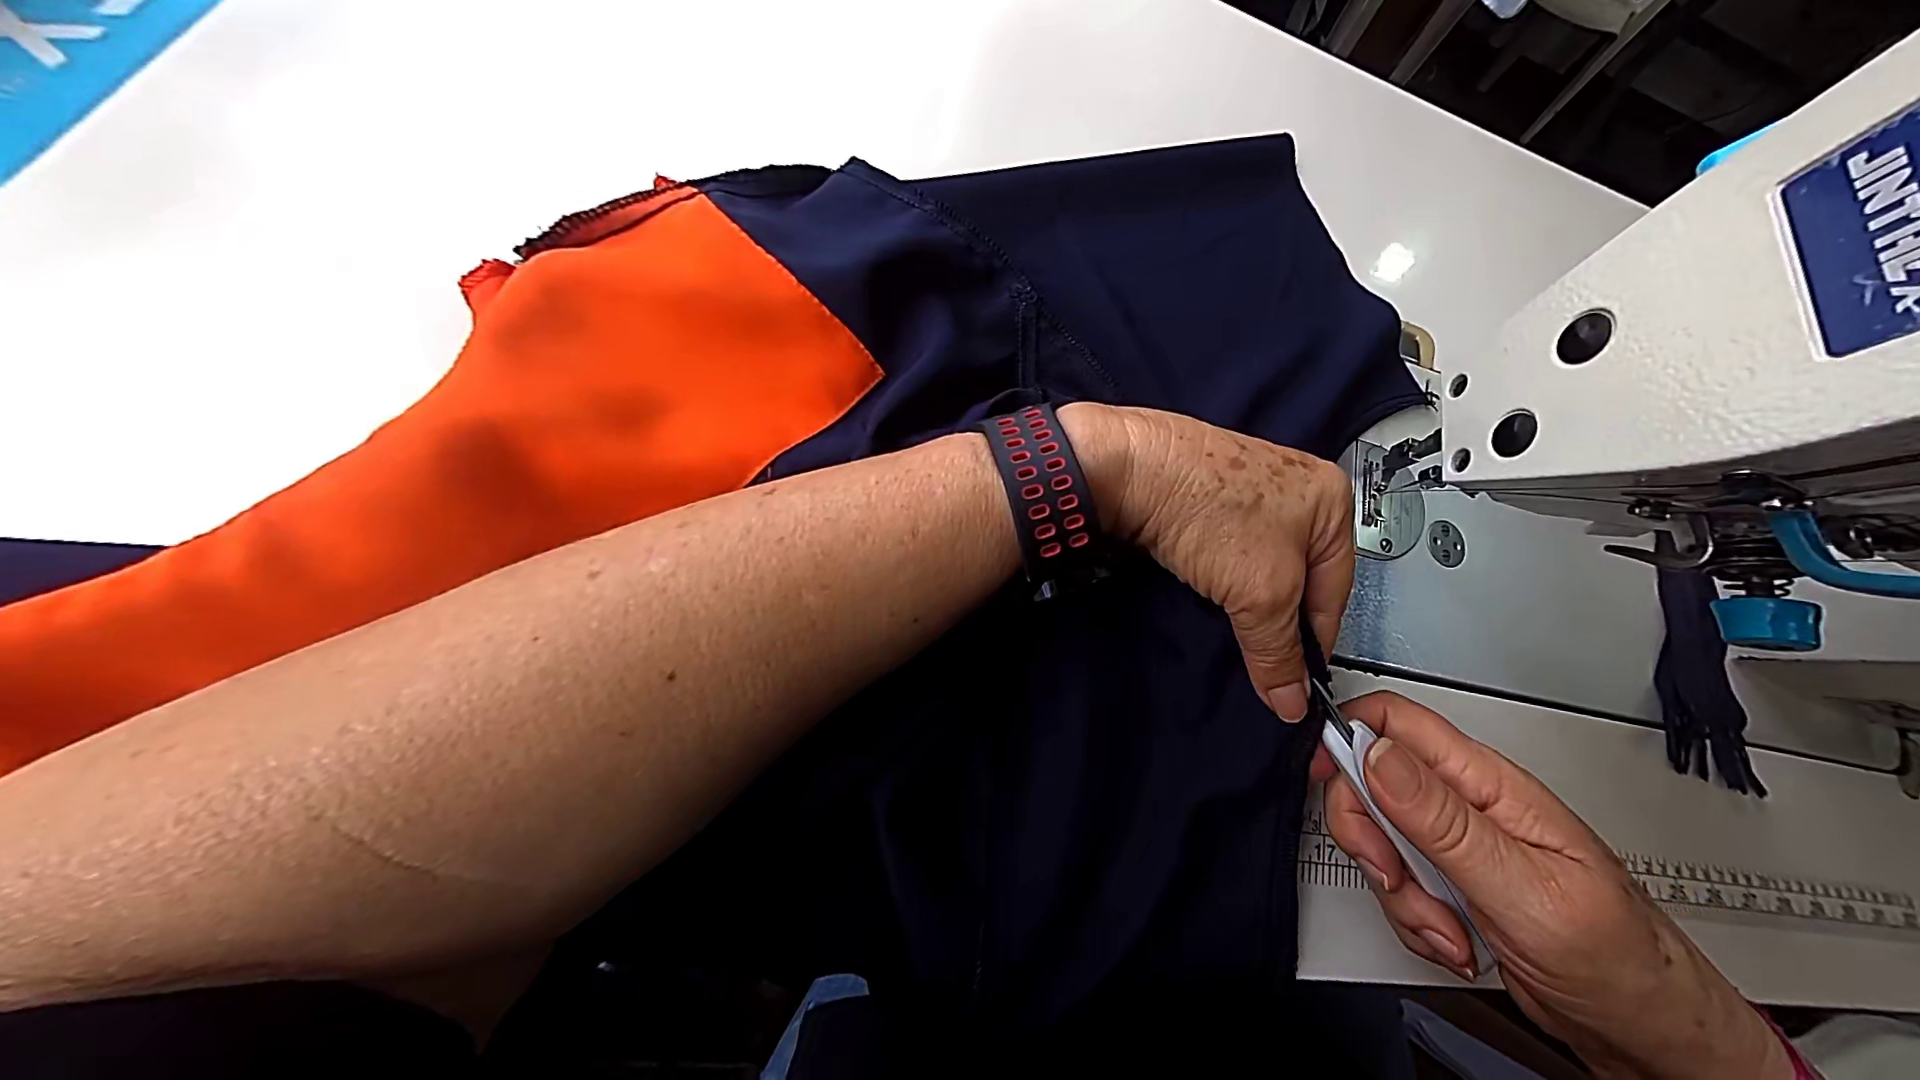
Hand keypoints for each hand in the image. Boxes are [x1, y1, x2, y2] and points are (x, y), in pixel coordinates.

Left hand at [1058, 403, 1352, 722]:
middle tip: (1262, 657)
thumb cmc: (1202, 502)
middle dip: (1276, 618)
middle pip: (1297, 579)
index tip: (1299, 678)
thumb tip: (1289, 696)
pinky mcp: (1203, 499)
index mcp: (1330, 498)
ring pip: (1256, 566)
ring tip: (1225, 616)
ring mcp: (1243, 491)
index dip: (1316, 640)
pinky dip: (1216, 576)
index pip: (1337, 590)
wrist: (1126, 470)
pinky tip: (1203, 586)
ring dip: (1243, 598)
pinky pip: (1222, 552)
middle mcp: (1290, 489)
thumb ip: (1278, 649)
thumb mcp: (1263, 590)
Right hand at [1325, 692, 1792, 1079]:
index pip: (1393, 720)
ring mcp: (1450, 839)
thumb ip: (1442, 818)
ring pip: (1374, 832)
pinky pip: (1390, 875)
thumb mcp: (1524, 889)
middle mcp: (1464, 802)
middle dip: (1367, 834)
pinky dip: (1407, 912)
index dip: (1346, 736)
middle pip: (1367, 779)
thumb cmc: (1622, 963)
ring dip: (1394, 888)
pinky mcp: (1442, 873)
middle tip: (1393, 873)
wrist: (1647, 1031)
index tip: (1325, 777)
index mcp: (1487, 782)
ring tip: (1446, 924)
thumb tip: (1377, 752)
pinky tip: (1452, 933)